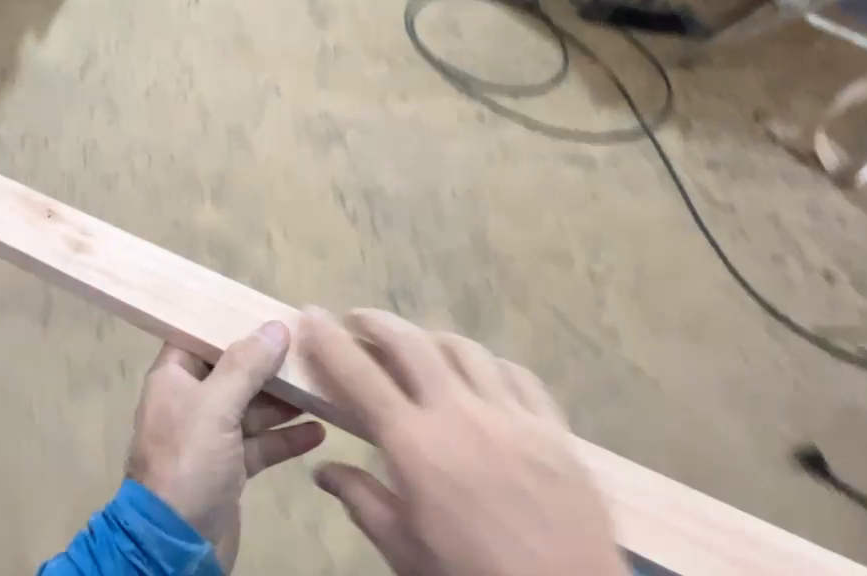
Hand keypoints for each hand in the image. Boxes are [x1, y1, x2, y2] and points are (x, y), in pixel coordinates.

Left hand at [125, 321, 327, 572]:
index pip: (200, 338)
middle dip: (267, 364)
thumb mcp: (215, 406)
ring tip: (321, 388)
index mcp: (173, 377)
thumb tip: (274, 326)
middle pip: (232, 372)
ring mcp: (209, 437)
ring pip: (250, 408)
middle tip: (307, 352)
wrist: (176, 542)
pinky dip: (285, 438)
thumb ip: (245, 365)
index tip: (268, 314)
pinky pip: (260, 444)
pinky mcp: (229, 469)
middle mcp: (190, 401)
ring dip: (282, 401)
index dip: (231, 325)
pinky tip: (318, 431)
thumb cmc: (188, 461)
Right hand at [301, 309, 622, 575]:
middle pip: (410, 342)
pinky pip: (518, 375)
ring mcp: (512, 418)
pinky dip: (489, 364)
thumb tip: (324, 470)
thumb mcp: (405, 551)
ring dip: (430, 339)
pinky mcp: (554, 431)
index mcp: (414, 444)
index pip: (358, 373)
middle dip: (376, 322)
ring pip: (464, 349)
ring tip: (417, 347)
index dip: (329, 338)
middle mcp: (459, 415)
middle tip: (358, 321)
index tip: (312, 314)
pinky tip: (481, 375)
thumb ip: (362, 501)